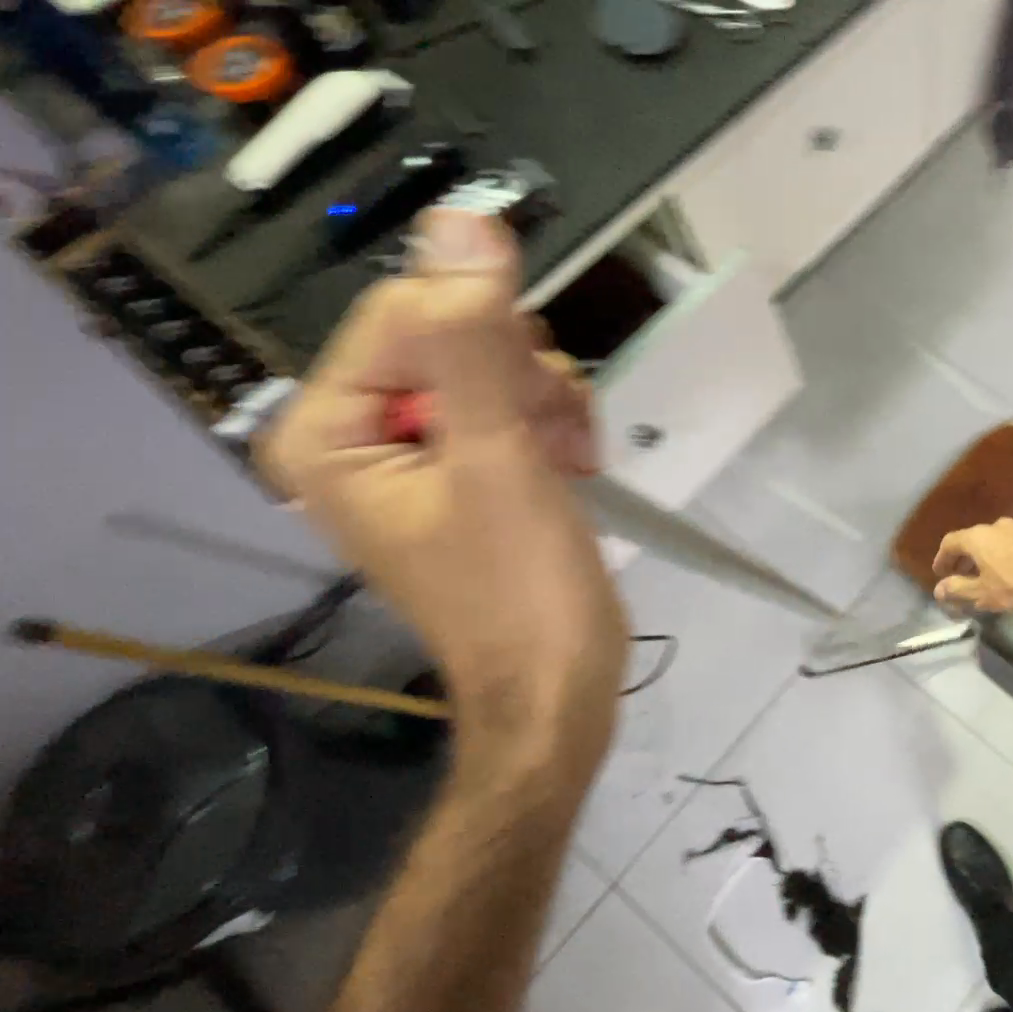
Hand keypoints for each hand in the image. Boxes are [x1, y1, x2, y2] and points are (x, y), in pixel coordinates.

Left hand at [262, 209, 627, 770]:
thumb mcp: (499, 457)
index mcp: (329, 428)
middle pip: (454, 337)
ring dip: (550, 403)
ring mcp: (420, 455)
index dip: (490, 341)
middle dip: (525, 378)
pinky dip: (554, 428)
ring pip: (496, 368)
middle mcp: (361, 433)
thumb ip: (476, 339)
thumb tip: (466, 217)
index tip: (538, 402)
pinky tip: (576, 467)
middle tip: (552, 441)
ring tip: (571, 462)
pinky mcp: (470, 474)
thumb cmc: (522, 586)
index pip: (406, 313)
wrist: (559, 685)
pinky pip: (513, 408)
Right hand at [930, 519, 1012, 614]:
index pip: (950, 542)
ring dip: (983, 558)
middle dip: (963, 560)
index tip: (939, 573)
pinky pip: (1010, 544)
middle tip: (959, 577)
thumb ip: (957, 590)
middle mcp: (995, 526)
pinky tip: (1008, 572)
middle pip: (971, 540)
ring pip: (992, 541)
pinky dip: (1001, 556)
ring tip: (983, 577)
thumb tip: (939, 590)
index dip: (941, 558)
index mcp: (977, 537)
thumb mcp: (983, 594)